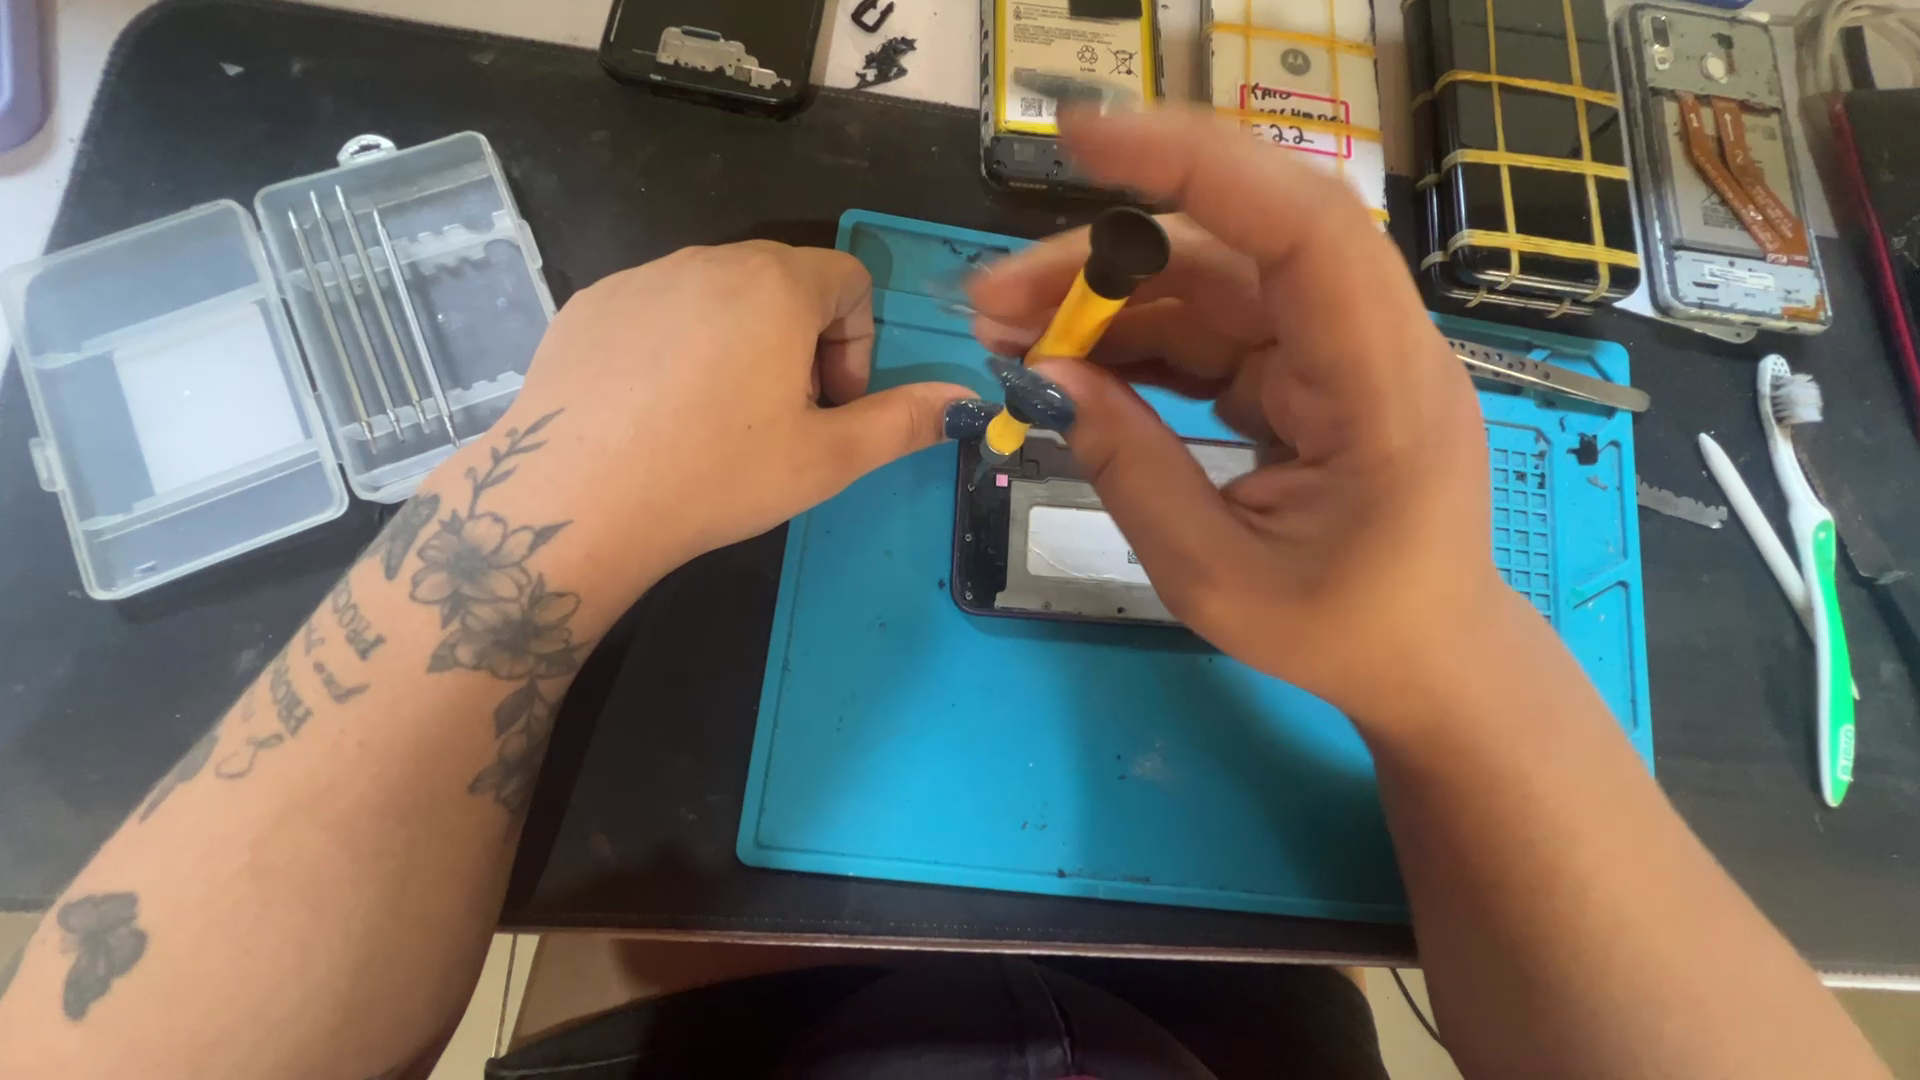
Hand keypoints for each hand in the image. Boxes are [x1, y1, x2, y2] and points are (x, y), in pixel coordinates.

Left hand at [491, 242, 974, 596]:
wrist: (577, 499)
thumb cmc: (719, 475)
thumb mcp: (829, 458)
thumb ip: (905, 422)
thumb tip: (965, 400)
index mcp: (777, 286)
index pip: (850, 280)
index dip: (857, 345)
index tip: (830, 405)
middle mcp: (709, 260)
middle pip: (788, 283)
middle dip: (805, 344)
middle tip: (783, 419)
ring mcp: (642, 277)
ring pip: (723, 296)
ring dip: (746, 345)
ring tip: (720, 421)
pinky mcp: (591, 303)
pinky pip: (664, 309)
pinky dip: (683, 348)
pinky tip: (661, 412)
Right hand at [969, 110, 1506, 722]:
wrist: (1422, 662)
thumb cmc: (1337, 633)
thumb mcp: (1211, 574)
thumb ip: (1127, 470)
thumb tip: (1042, 379)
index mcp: (1381, 389)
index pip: (1301, 228)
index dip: (1192, 166)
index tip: (1081, 143)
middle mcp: (1366, 345)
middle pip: (1224, 254)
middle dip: (1097, 266)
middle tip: (990, 303)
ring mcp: (1331, 356)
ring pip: (1204, 288)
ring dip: (1101, 303)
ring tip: (1006, 335)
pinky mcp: (1300, 376)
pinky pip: (1206, 335)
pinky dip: (1131, 343)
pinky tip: (1066, 362)